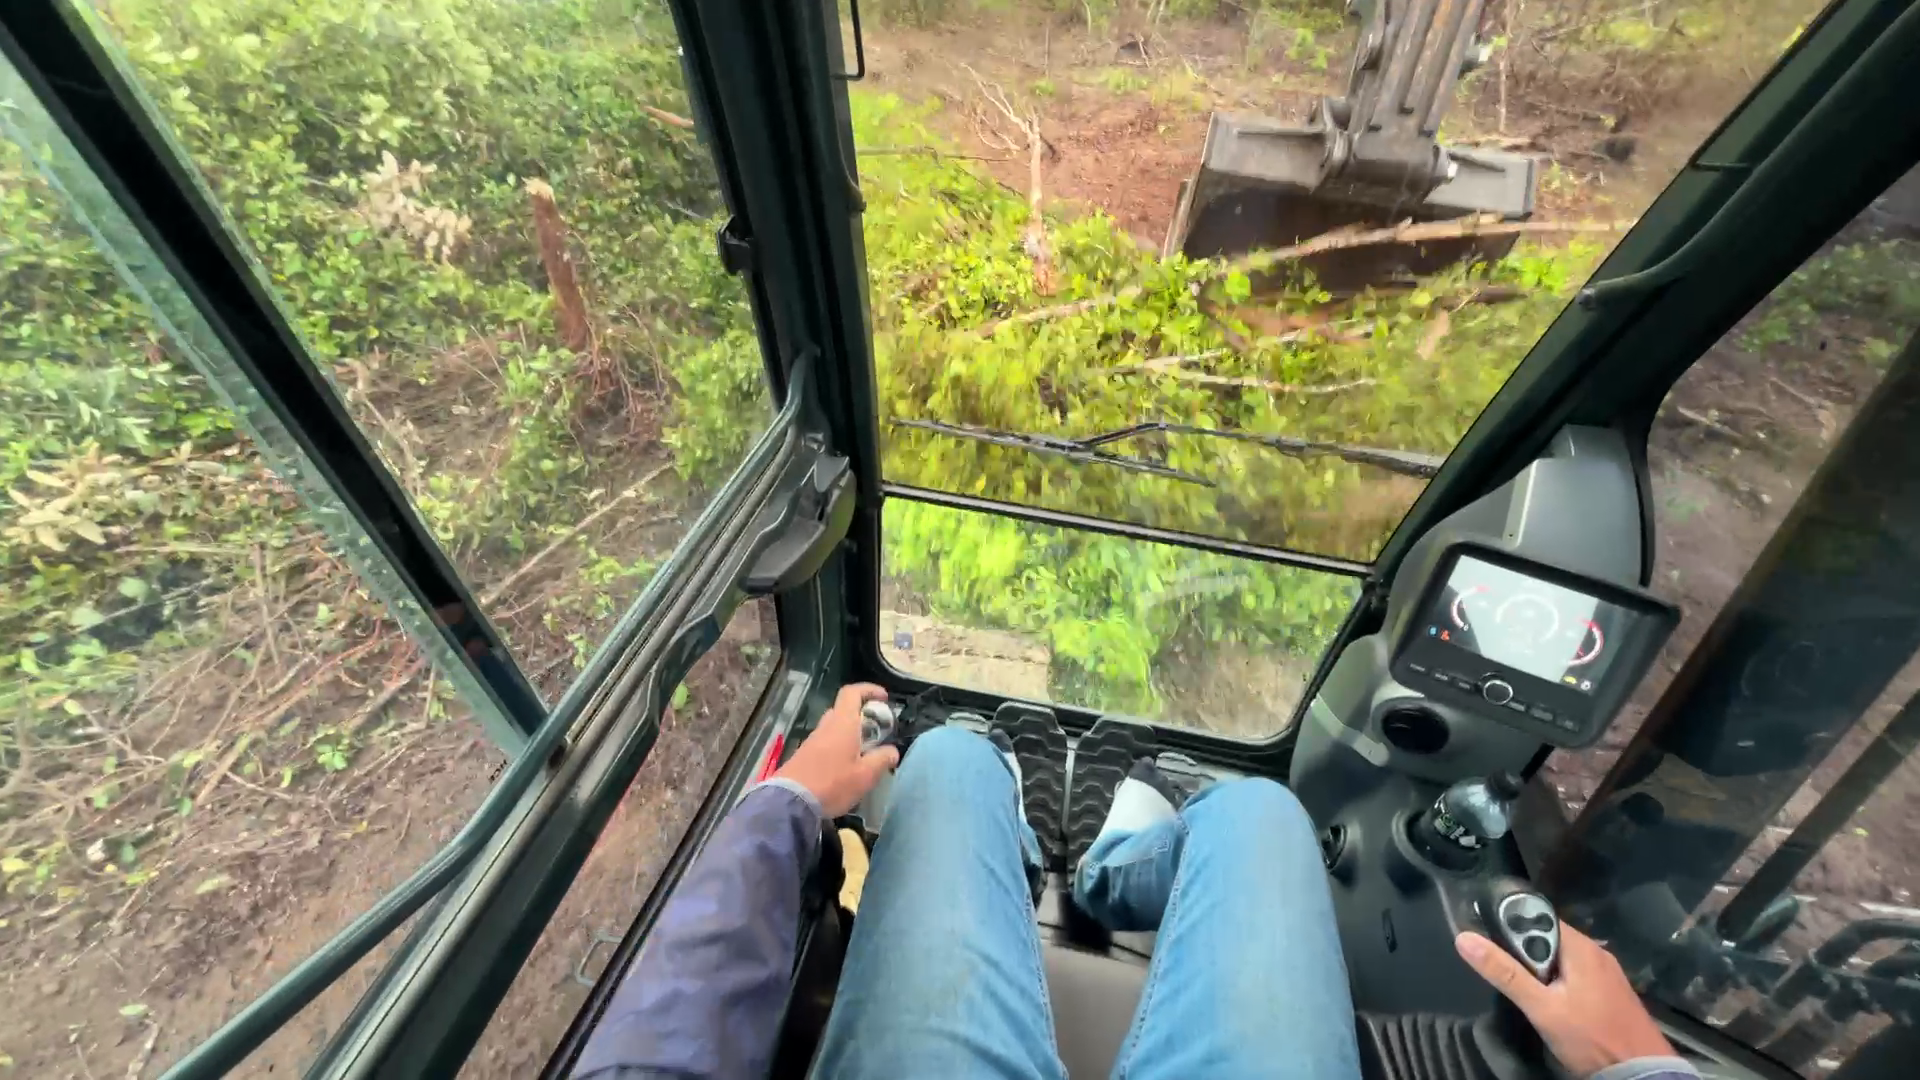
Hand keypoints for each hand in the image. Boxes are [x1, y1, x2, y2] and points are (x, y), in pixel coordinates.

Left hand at [774, 683, 899, 817]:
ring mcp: (812, 740)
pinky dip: (838, 747)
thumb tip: (893, 751)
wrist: (790, 802)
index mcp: (843, 723)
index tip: (884, 698)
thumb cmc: (832, 784)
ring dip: (850, 734)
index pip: (852, 692)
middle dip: (862, 716)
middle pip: (844, 709)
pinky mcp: (804, 755)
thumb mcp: (865, 775)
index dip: (869, 690)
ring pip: (834, 727)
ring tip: (864, 754)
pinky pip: (825, 742)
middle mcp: (826, 726)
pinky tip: (845, 768)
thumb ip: (882, 760)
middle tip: (876, 732)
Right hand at [1456, 923, 1676, 1075]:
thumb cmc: (1593, 1038)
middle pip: (1545, 937)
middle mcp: (1596, 953)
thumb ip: (1504, 972)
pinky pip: (1574, 973)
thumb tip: (1463, 938)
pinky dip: (1557, 980)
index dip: (1509, 924)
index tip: (1491, 942)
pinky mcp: (1611, 993)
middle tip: (1508, 972)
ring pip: (1559, 957)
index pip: (1535, 916)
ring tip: (1526, 989)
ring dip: (1539, 968)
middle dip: (1523, 951)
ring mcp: (1607, 974)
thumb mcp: (1542, 1007)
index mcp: (1581, 947)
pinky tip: (1551, 1000)